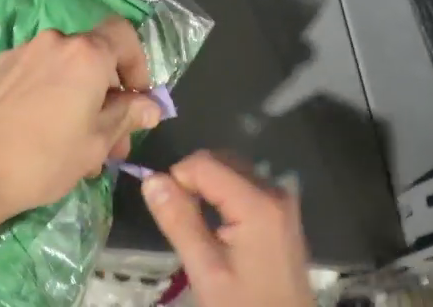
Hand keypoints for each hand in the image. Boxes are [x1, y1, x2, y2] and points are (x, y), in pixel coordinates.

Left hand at [0, 17, 165, 220]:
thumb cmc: (45, 157)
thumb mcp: (97, 142)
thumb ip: (127, 116)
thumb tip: (150, 105)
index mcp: (86, 54)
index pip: (123, 35)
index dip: (137, 64)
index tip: (136, 99)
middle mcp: (56, 41)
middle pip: (94, 56)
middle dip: (108, 93)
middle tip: (110, 140)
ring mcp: (24, 50)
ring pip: (65, 68)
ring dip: (78, 97)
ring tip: (75, 143)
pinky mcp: (0, 64)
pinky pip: (38, 73)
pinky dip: (50, 92)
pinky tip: (41, 129)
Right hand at [144, 152, 315, 306]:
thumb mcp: (206, 272)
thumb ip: (179, 221)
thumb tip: (150, 179)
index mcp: (257, 203)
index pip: (203, 163)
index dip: (177, 179)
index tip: (168, 213)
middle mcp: (273, 190)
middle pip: (218, 161)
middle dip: (192, 181)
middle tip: (180, 221)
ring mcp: (281, 200)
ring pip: (230, 169)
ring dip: (206, 186)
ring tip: (196, 224)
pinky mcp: (282, 212)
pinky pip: (244, 184)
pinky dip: (223, 194)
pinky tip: (216, 225)